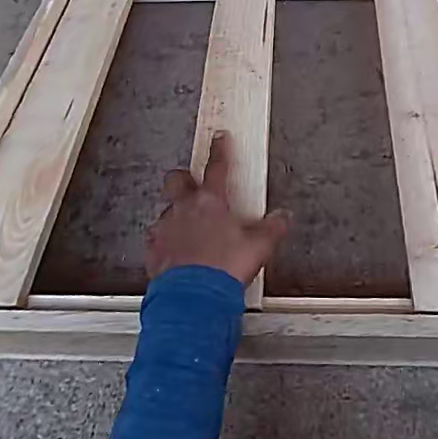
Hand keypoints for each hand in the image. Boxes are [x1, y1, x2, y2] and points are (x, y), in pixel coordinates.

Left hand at [147, 132, 291, 284]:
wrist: (194, 299)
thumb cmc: (223, 269)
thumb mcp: (259, 246)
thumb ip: (272, 228)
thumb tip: (282, 218)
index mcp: (211, 201)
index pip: (217, 166)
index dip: (220, 150)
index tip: (220, 139)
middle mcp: (185, 209)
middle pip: (177, 179)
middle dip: (184, 177)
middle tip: (192, 182)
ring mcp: (166, 229)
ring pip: (165, 209)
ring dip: (175, 212)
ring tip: (186, 223)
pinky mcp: (154, 251)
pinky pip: (156, 237)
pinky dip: (164, 239)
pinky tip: (174, 248)